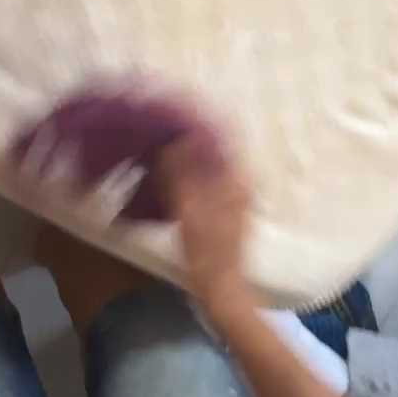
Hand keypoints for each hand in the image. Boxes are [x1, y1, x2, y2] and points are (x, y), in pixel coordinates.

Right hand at [159, 129, 255, 316]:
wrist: (221, 290)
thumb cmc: (207, 253)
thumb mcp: (188, 209)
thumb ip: (180, 171)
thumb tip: (170, 138)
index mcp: (239, 175)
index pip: (222, 130)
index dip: (198, 115)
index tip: (172, 106)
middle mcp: (240, 179)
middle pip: (214, 141)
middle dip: (187, 129)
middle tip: (158, 120)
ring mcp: (232, 192)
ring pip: (207, 157)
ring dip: (185, 147)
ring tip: (157, 137)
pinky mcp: (221, 204)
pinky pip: (203, 173)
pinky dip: (184, 166)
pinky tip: (163, 166)